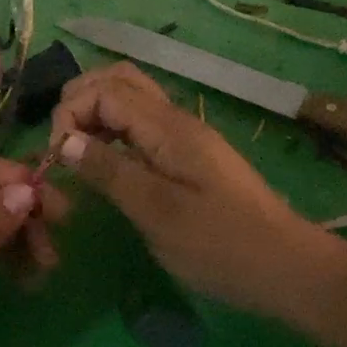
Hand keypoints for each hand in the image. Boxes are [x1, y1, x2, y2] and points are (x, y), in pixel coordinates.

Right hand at [50, 62, 331, 317]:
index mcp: (167, 126)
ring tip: (78, 152)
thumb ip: (109, 171)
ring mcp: (184, 134)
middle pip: (119, 78)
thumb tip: (64, 140)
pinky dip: (115, 129)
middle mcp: (175, 118)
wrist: (288, 267)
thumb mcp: (157, 213)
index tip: (58, 156)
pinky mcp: (190, 154)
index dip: (72, 111)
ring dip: (97, 112)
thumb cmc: (220, 244)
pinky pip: (143, 122)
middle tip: (63, 144)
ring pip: (131, 96)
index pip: (105, 89)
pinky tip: (107, 162)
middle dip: (81, 100)